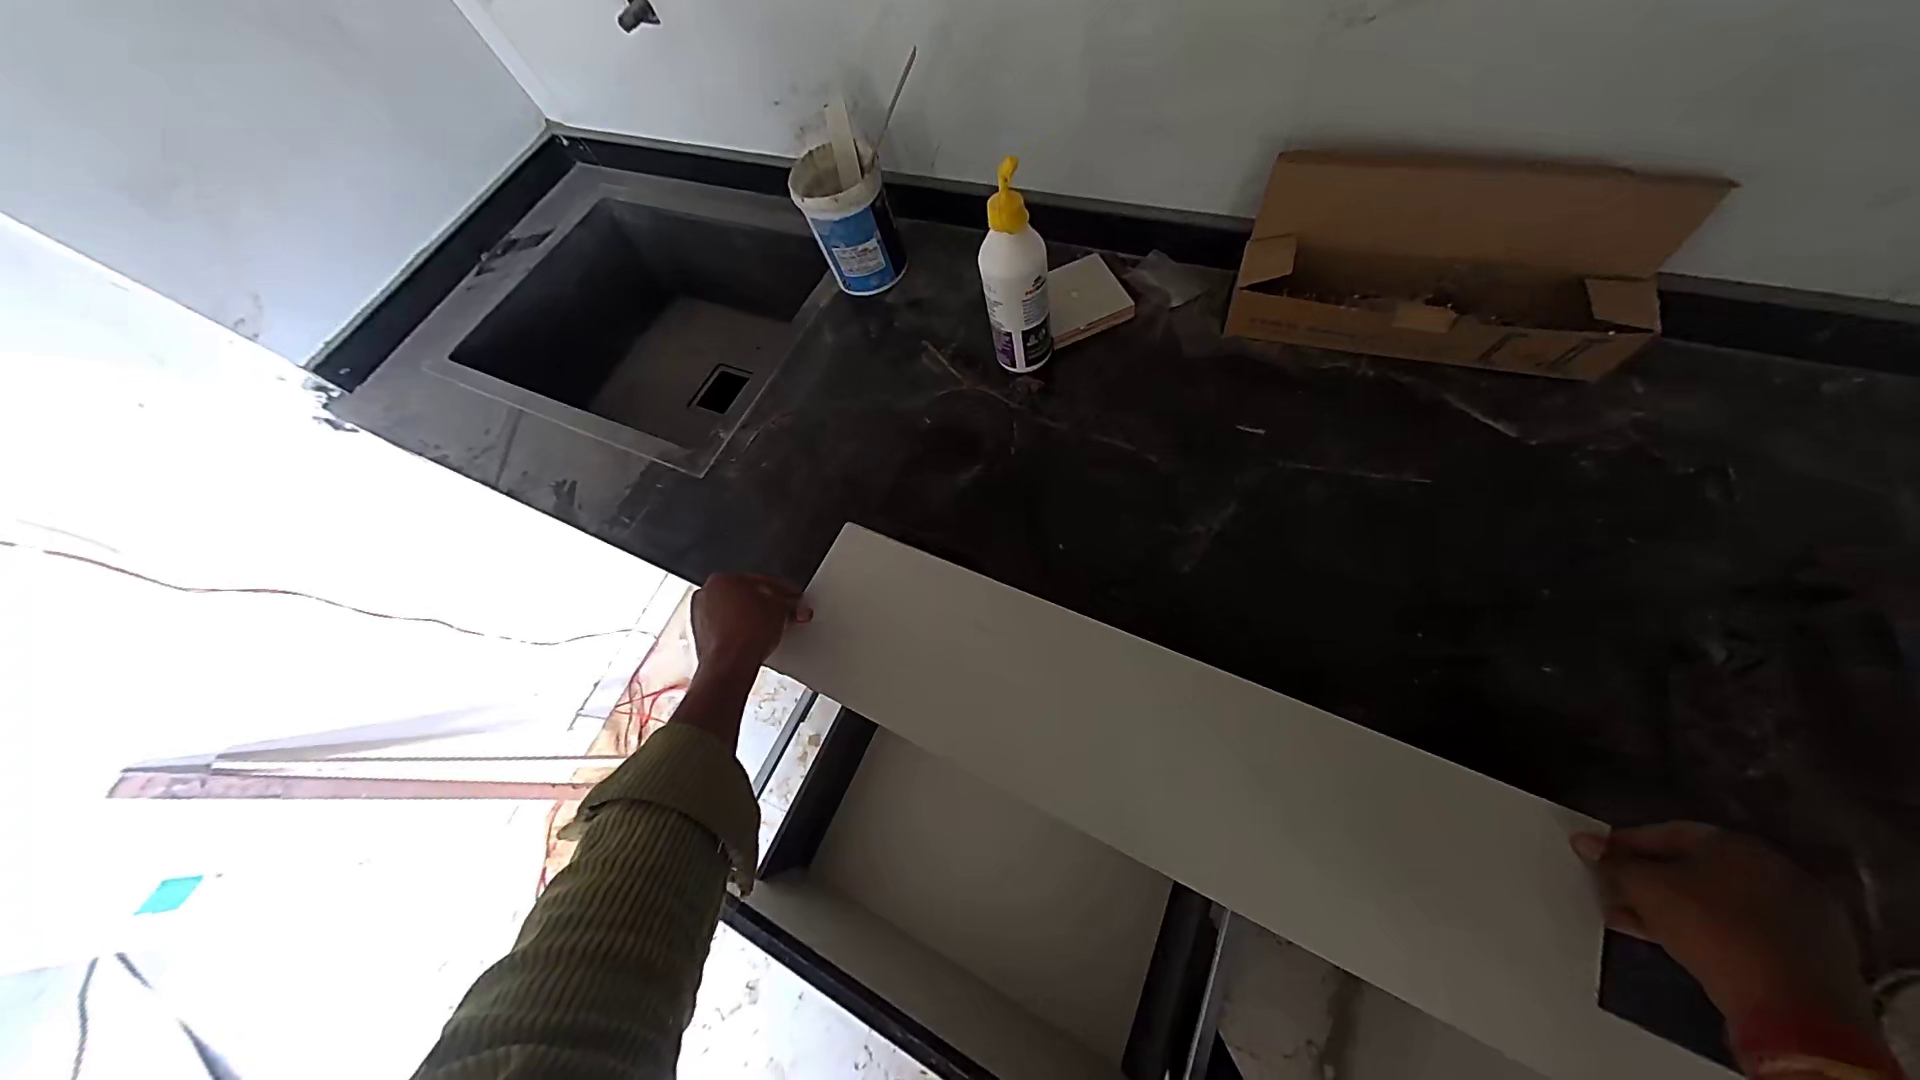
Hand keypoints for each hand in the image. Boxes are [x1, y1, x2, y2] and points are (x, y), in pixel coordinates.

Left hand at [689, 573, 810, 676]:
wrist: (730, 665)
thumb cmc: (745, 635)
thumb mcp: (780, 610)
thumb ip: (786, 601)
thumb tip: (788, 605)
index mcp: (722, 579)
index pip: (761, 581)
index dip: (783, 590)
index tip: (793, 598)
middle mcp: (706, 594)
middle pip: (746, 596)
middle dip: (767, 604)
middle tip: (786, 613)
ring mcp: (701, 617)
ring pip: (735, 613)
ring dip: (755, 619)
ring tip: (774, 629)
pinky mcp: (703, 638)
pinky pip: (728, 629)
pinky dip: (742, 632)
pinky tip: (757, 640)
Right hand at [1571, 823, 1872, 1029]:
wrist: (1793, 1009)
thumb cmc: (1712, 928)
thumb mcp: (1644, 888)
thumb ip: (1612, 862)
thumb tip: (1585, 843)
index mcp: (1740, 846)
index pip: (1666, 832)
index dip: (1624, 843)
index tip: (1594, 855)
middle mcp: (1776, 872)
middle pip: (1692, 867)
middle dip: (1646, 878)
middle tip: (1610, 887)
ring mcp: (1799, 915)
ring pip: (1714, 900)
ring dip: (1668, 906)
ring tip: (1628, 916)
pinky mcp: (1805, 953)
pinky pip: (1737, 928)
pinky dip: (1700, 928)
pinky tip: (1666, 937)